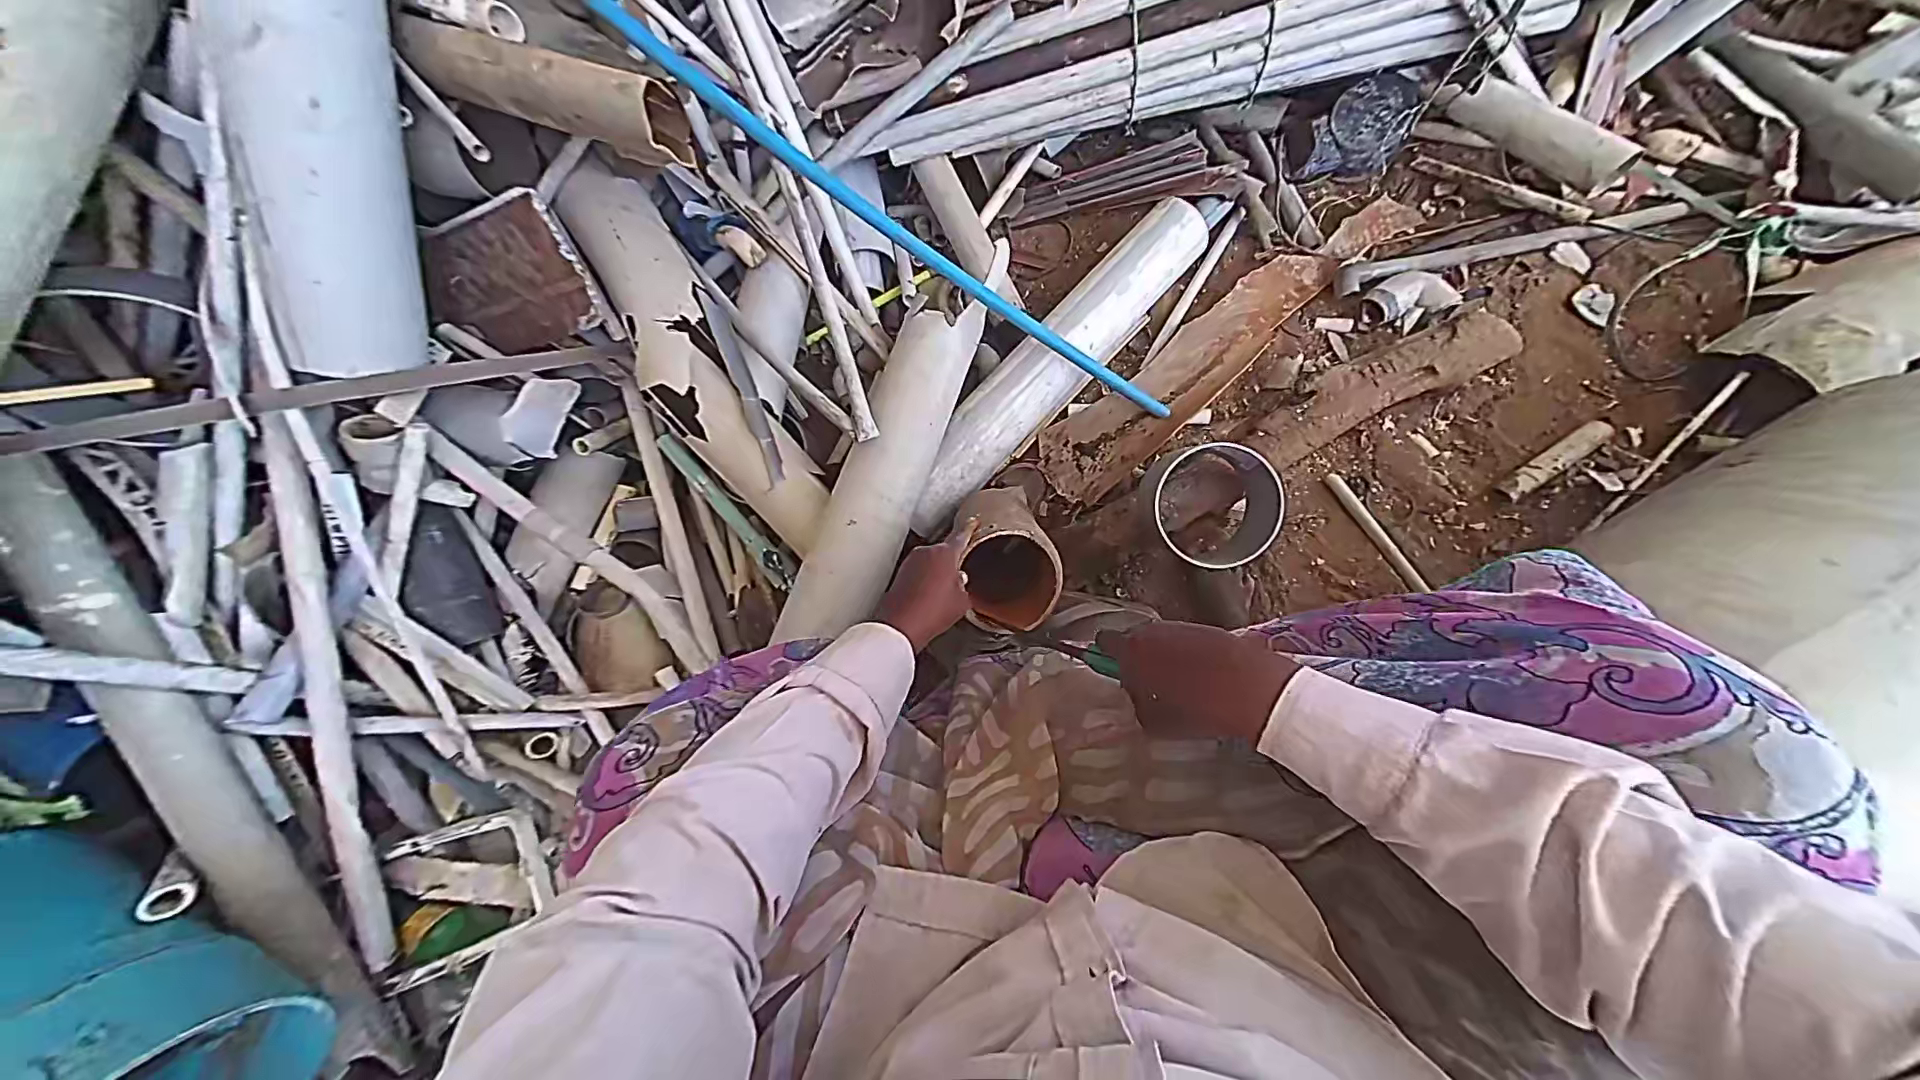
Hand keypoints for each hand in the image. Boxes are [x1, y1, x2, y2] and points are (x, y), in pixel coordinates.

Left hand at [874, 520, 976, 650]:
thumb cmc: (932, 611)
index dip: (969, 529)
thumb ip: (964, 585)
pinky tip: (928, 599)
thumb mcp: (961, 601)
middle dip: (951, 564)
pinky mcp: (900, 573)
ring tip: (941, 597)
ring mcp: (911, 561)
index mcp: (946, 553)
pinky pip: (919, 573)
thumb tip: (959, 580)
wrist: (901, 625)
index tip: (972, 522)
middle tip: (957, 583)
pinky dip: (925, 582)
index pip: (961, 536)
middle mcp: (926, 552)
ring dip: (937, 574)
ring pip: (931, 563)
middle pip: (945, 552)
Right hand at [1094, 622, 1299, 740]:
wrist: (1251, 689)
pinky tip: (1202, 677)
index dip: (1105, 654)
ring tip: (1178, 682)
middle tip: (1146, 681)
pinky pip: (1187, 640)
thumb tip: (1135, 693)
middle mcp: (1151, 631)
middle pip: (1134, 638)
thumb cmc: (1195, 709)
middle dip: (1137, 655)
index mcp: (1130, 650)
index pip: (1104, 641)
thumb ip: (1135, 700)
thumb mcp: (1153, 719)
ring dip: (1164, 653)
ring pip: (1162, 638)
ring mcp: (1181, 627)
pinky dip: (1189, 654)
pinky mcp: (1207, 629)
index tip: (1112, 668)